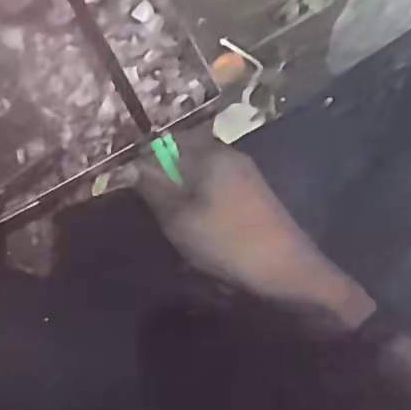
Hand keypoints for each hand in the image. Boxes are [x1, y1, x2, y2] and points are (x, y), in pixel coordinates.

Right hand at [135, 131, 375, 328]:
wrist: (285, 271)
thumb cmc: (226, 241)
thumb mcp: (178, 217)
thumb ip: (151, 186)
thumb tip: (125, 165)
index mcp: (211, 153)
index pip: (166, 138)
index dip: (144, 156)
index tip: (128, 181)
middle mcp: (230, 155)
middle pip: (184, 156)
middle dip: (163, 178)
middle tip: (150, 208)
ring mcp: (245, 176)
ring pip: (199, 176)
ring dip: (181, 196)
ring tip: (173, 224)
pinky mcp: (254, 196)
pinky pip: (215, 190)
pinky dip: (200, 205)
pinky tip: (198, 231)